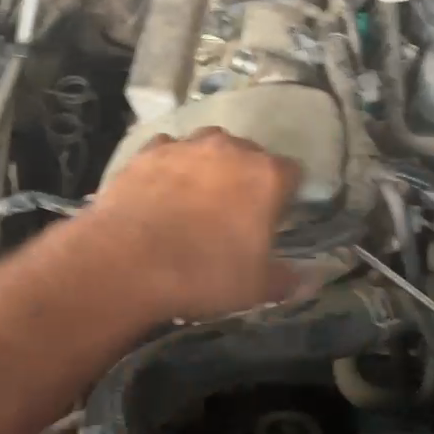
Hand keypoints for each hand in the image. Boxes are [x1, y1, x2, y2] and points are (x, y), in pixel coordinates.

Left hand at [79, 128, 299, 320]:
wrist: (127, 263)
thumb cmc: (205, 274)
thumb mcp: (255, 288)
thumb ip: (285, 279)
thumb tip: (305, 281)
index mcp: (266, 176)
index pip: (292, 173)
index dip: (285, 196)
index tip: (273, 219)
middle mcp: (229, 148)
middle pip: (249, 154)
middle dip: (245, 178)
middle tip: (233, 214)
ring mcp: (185, 146)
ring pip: (206, 148)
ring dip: (207, 167)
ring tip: (194, 201)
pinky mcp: (146, 152)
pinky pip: (167, 152)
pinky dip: (169, 168)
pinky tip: (159, 193)